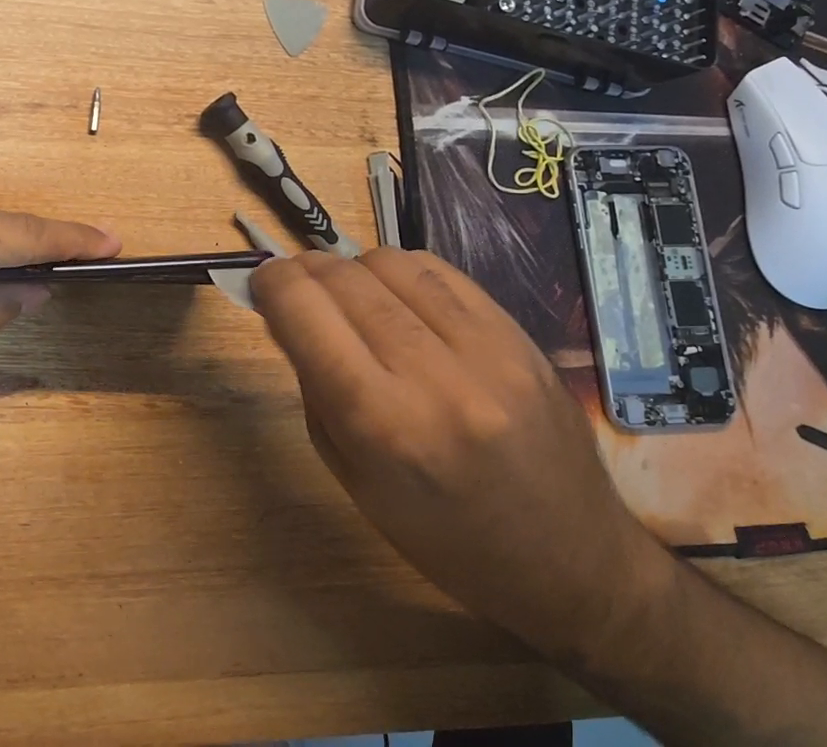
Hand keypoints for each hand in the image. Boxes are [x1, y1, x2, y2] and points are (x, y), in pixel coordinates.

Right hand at [249, 248, 681, 665]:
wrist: (566, 562)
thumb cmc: (439, 534)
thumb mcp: (350, 472)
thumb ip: (316, 386)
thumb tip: (290, 316)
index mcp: (380, 422)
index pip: (305, 312)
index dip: (270, 284)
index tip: (260, 285)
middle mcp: (434, 376)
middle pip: (344, 280)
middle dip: (303, 271)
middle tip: (293, 287)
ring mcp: (488, 351)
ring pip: (392, 264)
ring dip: (351, 268)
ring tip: (345, 293)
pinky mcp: (521, 339)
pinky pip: (443, 274)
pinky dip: (401, 273)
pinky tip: (393, 296)